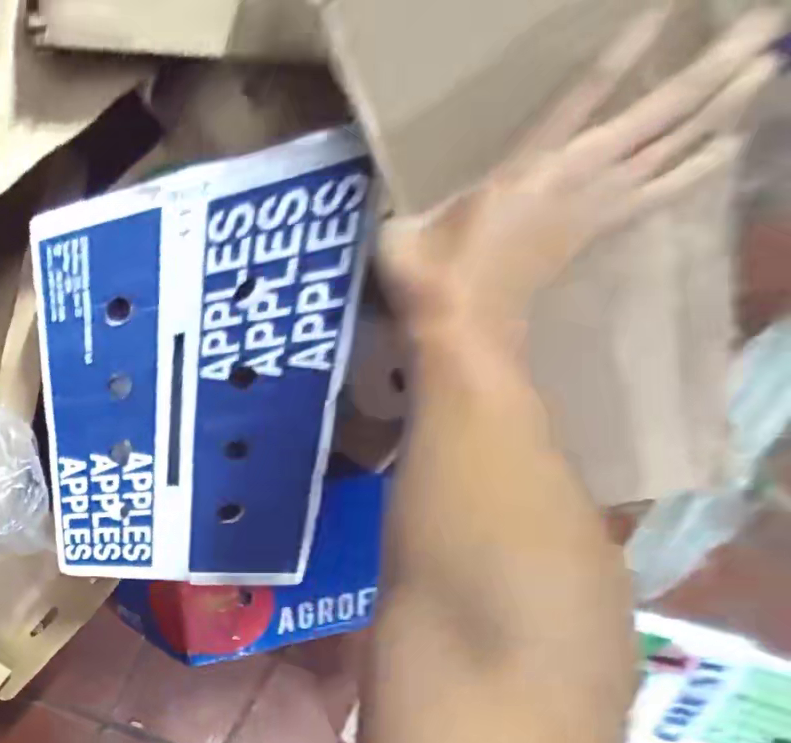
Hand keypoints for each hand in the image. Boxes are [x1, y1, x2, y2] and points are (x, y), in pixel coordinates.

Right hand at [379, 6, 783, 346]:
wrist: (459, 329)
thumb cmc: (424, 278)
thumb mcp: (395, 234)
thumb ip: (399, 204)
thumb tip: (374, 188)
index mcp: (523, 170)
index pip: (581, 98)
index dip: (623, 54)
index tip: (667, 9)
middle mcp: (575, 176)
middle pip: (662, 111)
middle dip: (720, 62)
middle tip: (769, 20)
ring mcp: (594, 205)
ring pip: (678, 144)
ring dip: (729, 104)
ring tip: (767, 67)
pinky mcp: (597, 231)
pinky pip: (664, 190)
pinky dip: (702, 165)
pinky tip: (733, 143)